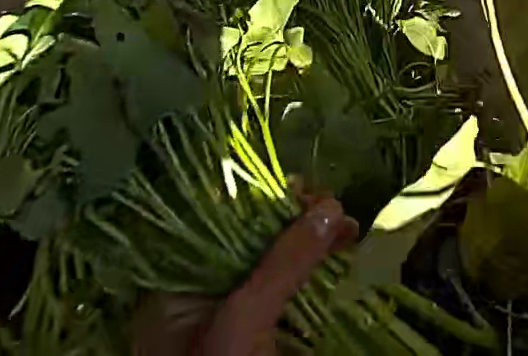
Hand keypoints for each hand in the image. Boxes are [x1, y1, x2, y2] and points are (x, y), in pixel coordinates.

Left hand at [134, 195, 358, 355]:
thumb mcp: (245, 319)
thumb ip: (285, 260)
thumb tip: (330, 205)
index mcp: (178, 287)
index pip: (219, 218)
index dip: (262, 196)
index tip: (304, 189)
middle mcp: (201, 295)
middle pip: (252, 236)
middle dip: (297, 217)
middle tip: (336, 209)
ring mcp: (230, 319)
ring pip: (274, 261)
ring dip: (312, 239)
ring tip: (348, 229)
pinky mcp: (258, 338)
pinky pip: (286, 290)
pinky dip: (313, 270)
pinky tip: (340, 254)